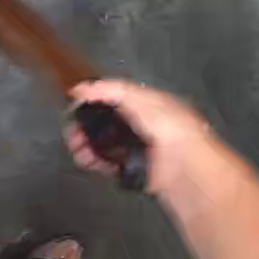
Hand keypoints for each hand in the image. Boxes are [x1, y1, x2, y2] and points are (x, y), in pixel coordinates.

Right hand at [65, 79, 218, 201]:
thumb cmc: (173, 129)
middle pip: (106, 124)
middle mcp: (143, 127)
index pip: (114, 98)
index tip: (76, 104)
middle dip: (85, 126)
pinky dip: (95, 162)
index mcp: (148, 105)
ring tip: (76, 146)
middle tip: (72, 130)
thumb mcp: (138, 98)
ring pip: (104, 144)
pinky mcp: (135, 170)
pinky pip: (109, 164)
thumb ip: (109, 90)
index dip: (93, 100)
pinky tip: (87, 160)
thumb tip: (83, 88)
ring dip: (86, 145)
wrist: (186, 168)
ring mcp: (138, 149)